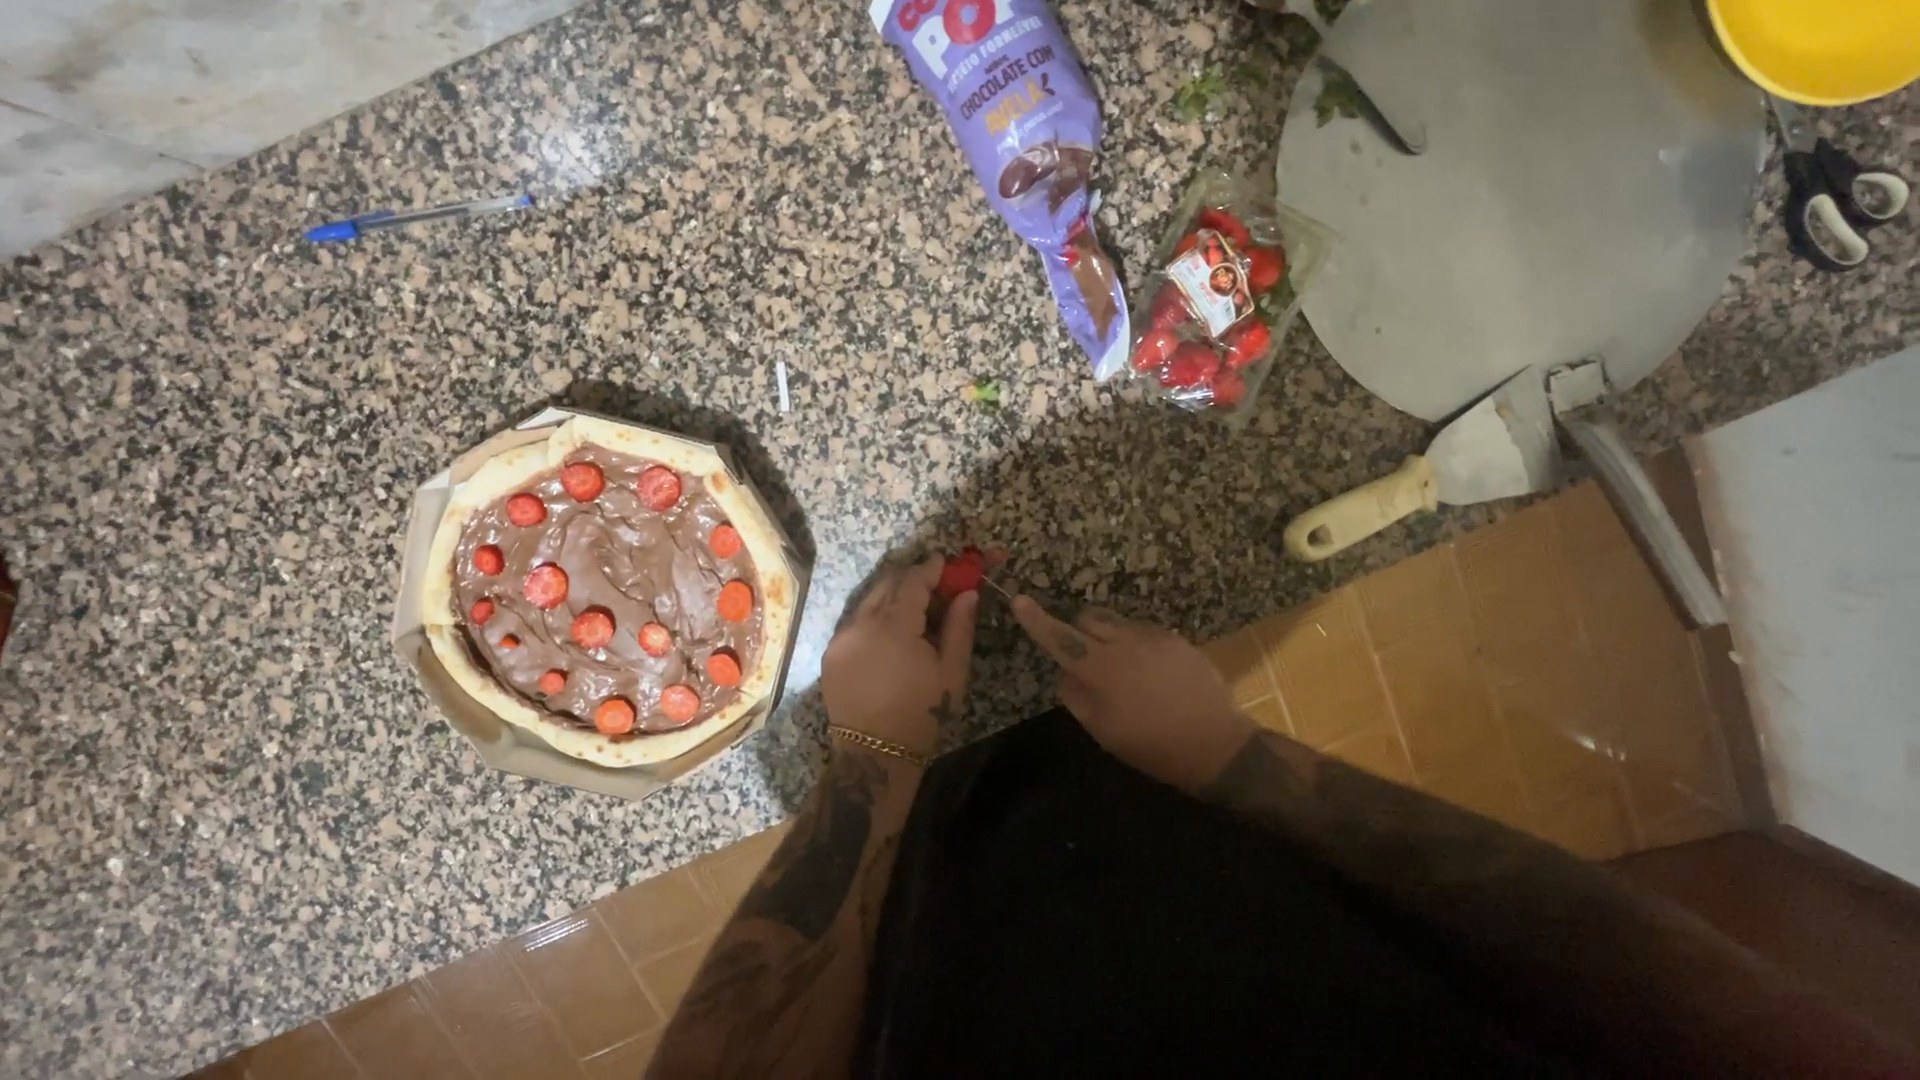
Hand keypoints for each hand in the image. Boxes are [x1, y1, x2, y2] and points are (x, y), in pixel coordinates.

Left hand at [821, 555, 978, 757]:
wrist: (875, 754)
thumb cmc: (922, 714)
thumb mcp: (951, 671)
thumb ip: (959, 626)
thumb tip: (968, 593)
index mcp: (893, 626)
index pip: (912, 581)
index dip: (931, 568)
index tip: (946, 562)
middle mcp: (860, 623)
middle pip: (887, 584)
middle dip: (912, 578)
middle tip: (936, 583)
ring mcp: (841, 637)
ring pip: (869, 600)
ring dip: (893, 596)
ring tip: (917, 609)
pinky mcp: (831, 652)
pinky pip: (856, 620)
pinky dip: (876, 615)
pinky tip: (893, 631)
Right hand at [1012, 596, 1254, 790]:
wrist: (1216, 743)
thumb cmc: (1152, 746)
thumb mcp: (1104, 732)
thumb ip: (1076, 697)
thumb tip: (1066, 674)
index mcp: (1099, 669)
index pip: (1059, 637)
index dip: (1036, 620)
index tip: (1018, 600)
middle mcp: (1124, 643)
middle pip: (1088, 618)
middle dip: (1078, 631)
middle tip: (1085, 658)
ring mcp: (1153, 636)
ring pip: (1116, 622)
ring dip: (1108, 636)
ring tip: (1122, 667)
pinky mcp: (1176, 638)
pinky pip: (1143, 630)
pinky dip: (1134, 643)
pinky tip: (1150, 671)